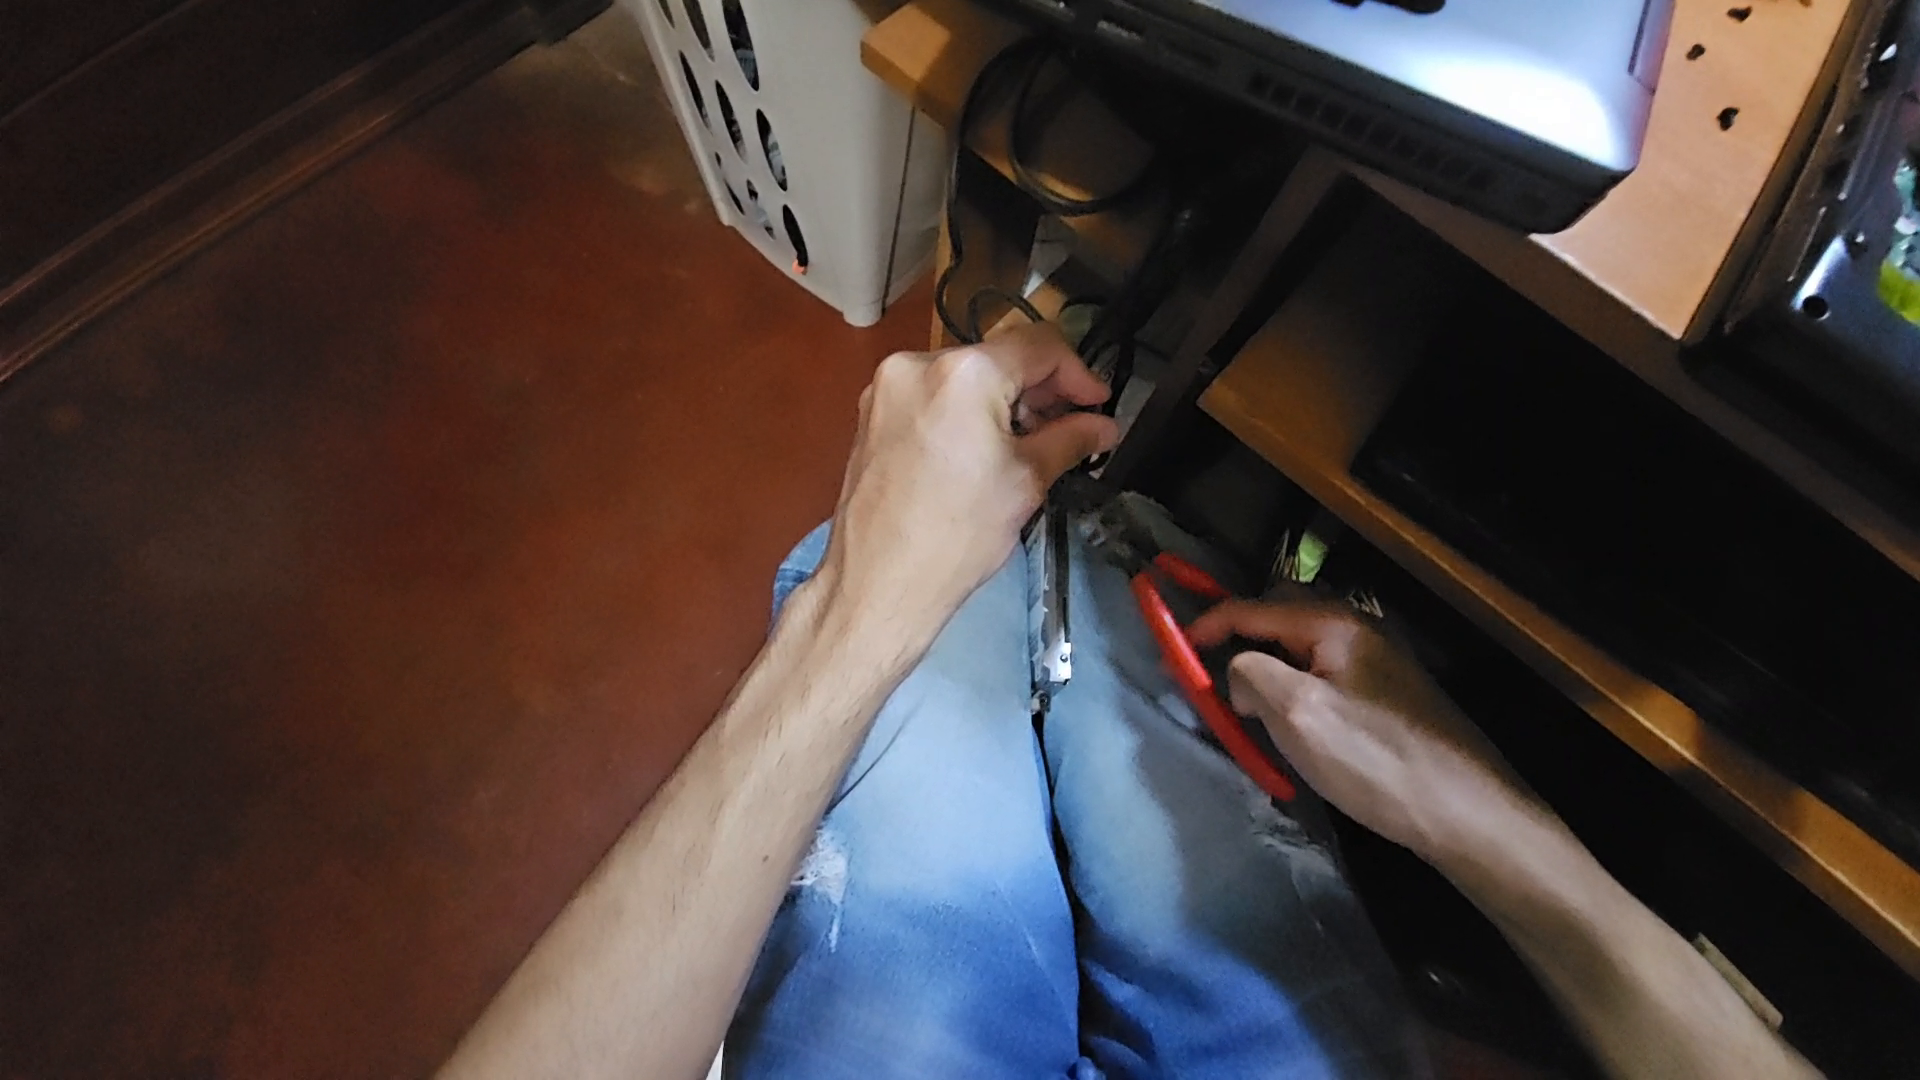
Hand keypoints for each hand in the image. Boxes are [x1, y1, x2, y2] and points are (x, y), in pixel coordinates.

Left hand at [814, 323, 1118, 642]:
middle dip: (1038, 390)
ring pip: (963, 376)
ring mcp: (885, 388)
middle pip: (997, 357)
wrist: (879, 583)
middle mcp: (915, 363)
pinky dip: (963, 412)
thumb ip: (1071, 439)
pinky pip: (931, 396)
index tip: (1097, 405)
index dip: (1079, 374)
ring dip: (1001, 401)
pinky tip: (979, 450)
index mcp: (963, 372)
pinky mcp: (870, 415)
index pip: (1039, 346)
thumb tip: (1104, 426)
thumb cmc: (957, 536)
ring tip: (1024, 445)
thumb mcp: (1027, 481)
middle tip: (1067, 429)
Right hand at [1187, 598, 1557, 875]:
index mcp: (1334, 623)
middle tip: (1207, 671)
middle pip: (1277, 617)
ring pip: (1298, 649)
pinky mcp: (1384, 696)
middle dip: (1236, 639)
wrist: (1472, 819)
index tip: (1171, 652)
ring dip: (1262, 666)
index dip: (1206, 624)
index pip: (1252, 606)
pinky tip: (1287, 720)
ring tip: (1242, 701)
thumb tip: (1240, 672)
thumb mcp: (1296, 712)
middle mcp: (1357, 629)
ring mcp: (1375, 662)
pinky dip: (1289, 687)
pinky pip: (1319, 675)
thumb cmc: (1376, 760)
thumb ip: (1249, 672)